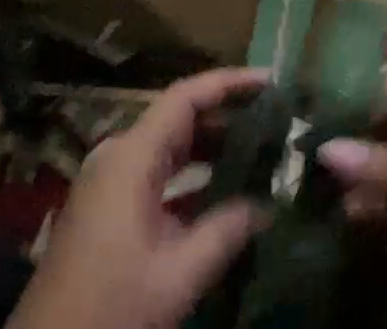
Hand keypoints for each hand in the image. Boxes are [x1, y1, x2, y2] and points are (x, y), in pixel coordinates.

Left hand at [7, 69, 266, 328]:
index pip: (184, 98)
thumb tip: (267, 205)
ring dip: (213, 148)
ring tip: (263, 151)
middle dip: (228, 116)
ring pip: (170, 148)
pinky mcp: (109, 205)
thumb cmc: (111, 304)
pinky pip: (158, 174)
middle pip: (178, 119)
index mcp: (130, 158)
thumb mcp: (178, 274)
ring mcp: (110, 181)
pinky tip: (228, 192)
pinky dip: (193, 176)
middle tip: (277, 120)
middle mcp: (118, 156)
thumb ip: (225, 232)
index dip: (228, 83)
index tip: (271, 82)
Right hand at [318, 77, 386, 328]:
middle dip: (342, 139)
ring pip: (380, 169)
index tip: (300, 102)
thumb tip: (325, 147)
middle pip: (380, 128)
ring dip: (350, 179)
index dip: (347, 93)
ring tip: (305, 186)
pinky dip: (367, 211)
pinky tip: (340, 219)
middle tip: (291, 148)